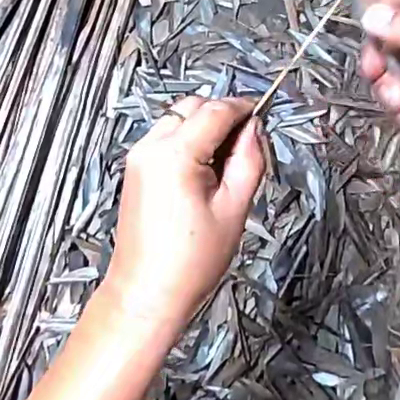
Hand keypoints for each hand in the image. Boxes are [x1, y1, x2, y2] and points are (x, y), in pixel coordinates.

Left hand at [103, 96, 265, 328]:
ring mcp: (138, 157)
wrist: (146, 294)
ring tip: (226, 163)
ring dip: (205, 126)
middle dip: (223, 115)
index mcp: (175, 154)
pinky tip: (204, 171)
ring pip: (178, 118)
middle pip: (194, 106)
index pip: (216, 110)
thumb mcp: (234, 208)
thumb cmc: (189, 261)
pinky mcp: (135, 169)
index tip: (263, 114)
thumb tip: (255, 129)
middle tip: (248, 142)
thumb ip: (249, 160)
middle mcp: (151, 148)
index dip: (244, 108)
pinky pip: (166, 137)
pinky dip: (188, 140)